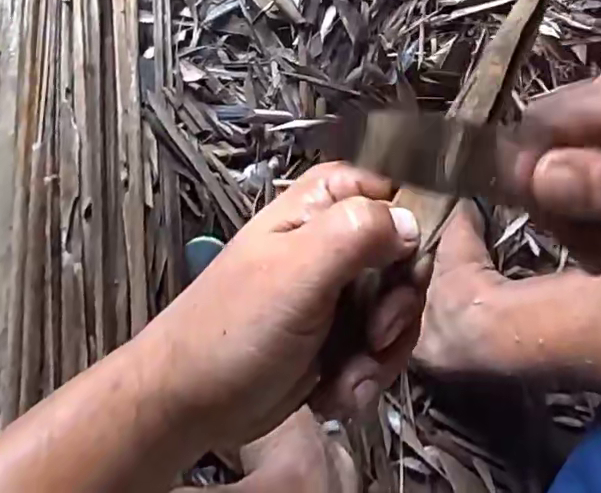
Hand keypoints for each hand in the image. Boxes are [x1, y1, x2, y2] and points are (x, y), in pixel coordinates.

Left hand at [138, 163, 424, 447]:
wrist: (188, 404)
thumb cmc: (233, 328)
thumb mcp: (297, 270)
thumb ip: (358, 233)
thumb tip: (412, 224)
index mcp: (327, 200)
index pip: (398, 195)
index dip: (410, 237)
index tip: (402, 276)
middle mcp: (339, 235)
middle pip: (408, 257)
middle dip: (397, 309)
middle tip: (374, 337)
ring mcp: (341, 284)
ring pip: (400, 306)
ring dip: (382, 352)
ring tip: (348, 376)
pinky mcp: (341, 328)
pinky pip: (383, 344)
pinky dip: (368, 373)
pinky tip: (337, 389)